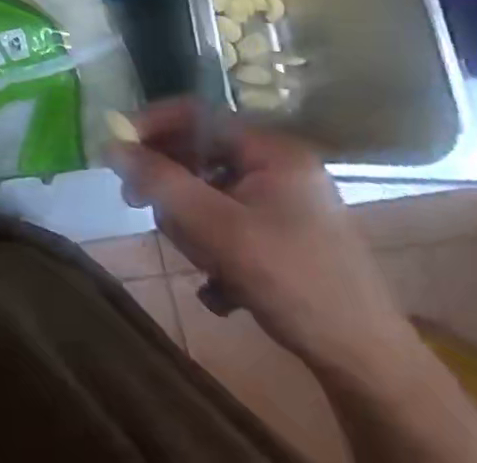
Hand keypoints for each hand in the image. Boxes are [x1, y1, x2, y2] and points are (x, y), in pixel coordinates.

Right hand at [107, 102, 416, 378]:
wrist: (365, 361)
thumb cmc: (292, 281)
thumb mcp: (216, 228)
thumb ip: (160, 181)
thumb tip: (111, 147)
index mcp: (272, 151)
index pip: (196, 114)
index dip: (150, 125)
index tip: (116, 151)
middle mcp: (279, 167)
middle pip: (199, 155)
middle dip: (170, 187)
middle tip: (139, 208)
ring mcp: (284, 202)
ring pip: (208, 193)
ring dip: (192, 226)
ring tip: (201, 264)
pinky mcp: (283, 235)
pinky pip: (227, 223)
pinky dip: (214, 250)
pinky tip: (219, 288)